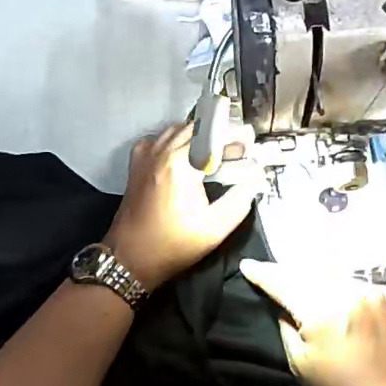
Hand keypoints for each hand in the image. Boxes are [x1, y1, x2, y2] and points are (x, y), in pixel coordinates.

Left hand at [104, 122, 259, 289]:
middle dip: (219, 135)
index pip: (214, 135)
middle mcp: (161, 151)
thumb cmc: (174, 244)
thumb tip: (254, 180)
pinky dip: (176, 141)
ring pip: (177, 130)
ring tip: (216, 153)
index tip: (249, 143)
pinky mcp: (137, 164)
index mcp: (180, 164)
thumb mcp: (215, 228)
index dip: (235, 136)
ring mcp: (146, 155)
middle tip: (237, 150)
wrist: (131, 258)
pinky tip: (186, 157)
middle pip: (196, 128)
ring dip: (199, 136)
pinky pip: (160, 139)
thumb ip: (240, 200)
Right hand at [239, 259, 385, 385]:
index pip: (283, 282)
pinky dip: (346, 292)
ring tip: (308, 288)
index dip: (263, 273)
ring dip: (320, 281)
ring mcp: (374, 291)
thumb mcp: (302, 366)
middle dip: (291, 275)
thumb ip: (288, 330)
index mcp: (321, 310)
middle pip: (310, 273)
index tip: (248, 266)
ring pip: (336, 277)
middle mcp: (348, 291)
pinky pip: (360, 287)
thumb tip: (284, 309)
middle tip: (275, 277)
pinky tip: (345, 306)